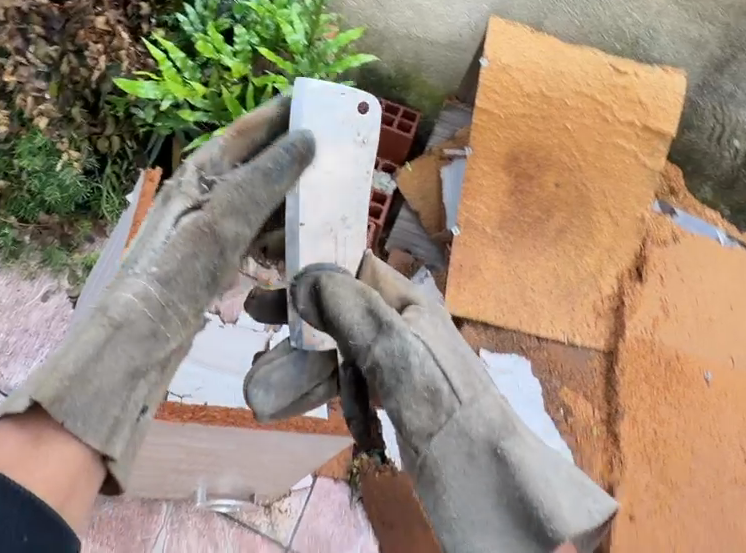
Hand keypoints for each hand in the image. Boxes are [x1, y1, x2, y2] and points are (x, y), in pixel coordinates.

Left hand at [0, 97, 314, 492]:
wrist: (135, 344)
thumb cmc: (176, 274)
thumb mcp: (224, 220)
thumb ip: (266, 177)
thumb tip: (308, 137)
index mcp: (201, 171)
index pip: (250, 128)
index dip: (285, 111)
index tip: (325, 100)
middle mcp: (206, 190)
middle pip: (259, 160)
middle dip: (297, 152)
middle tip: (343, 148)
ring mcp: (211, 224)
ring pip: (263, 196)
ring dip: (294, 192)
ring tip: (334, 190)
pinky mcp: (217, 257)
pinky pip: (259, 230)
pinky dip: (282, 229)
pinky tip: (304, 238)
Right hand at [243, 252, 616, 552]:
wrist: (492, 482)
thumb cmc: (443, 404)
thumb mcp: (394, 349)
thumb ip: (351, 310)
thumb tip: (307, 277)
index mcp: (408, 302)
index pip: (353, 265)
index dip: (313, 263)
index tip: (270, 263)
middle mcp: (403, 326)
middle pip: (339, 310)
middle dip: (297, 320)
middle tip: (254, 317)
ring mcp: (399, 366)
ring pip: (339, 354)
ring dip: (299, 368)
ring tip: (257, 391)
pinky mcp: (397, 402)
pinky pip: (351, 387)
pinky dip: (322, 396)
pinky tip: (293, 409)